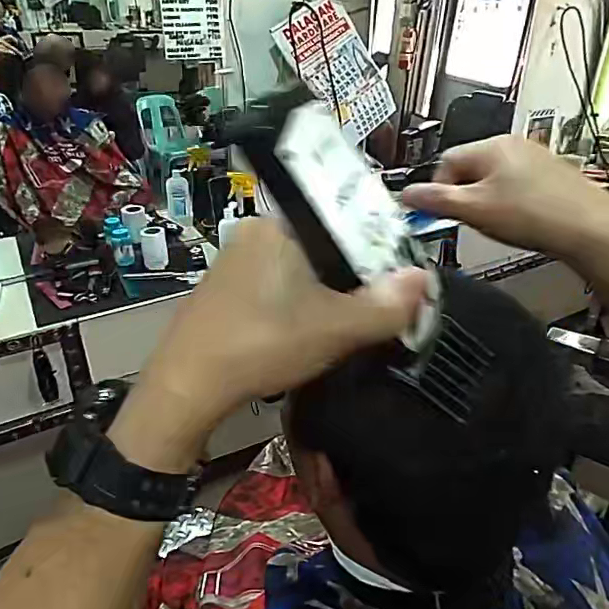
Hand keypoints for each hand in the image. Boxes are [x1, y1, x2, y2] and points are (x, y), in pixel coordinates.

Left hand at [111, 220, 426, 470]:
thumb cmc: (262, 344)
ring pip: (303, 267)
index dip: (379, 251)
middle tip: (373, 311)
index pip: (348, 220)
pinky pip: (279, 283)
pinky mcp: (226, 286)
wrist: (185, 387)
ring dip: (328, 294)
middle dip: (354, 277)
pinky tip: (303, 332)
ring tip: (343, 326)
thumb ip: (385, 305)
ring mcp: (237, 258)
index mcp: (283, 223)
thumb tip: (423, 280)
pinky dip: (300, 303)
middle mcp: (258, 230)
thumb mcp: (335, 329)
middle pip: (328, 244)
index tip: (395, 283)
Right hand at [401, 136, 608, 266]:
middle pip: (471, 169)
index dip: (438, 190)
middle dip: (465, 196)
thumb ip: (436, 201)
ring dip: (489, 201)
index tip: (439, 213)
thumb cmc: (536, 214)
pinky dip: (513, 204)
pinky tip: (522, 222)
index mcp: (491, 146)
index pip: (446, 162)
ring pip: (495, 179)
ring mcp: (536, 159)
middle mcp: (514, 145)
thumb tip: (408, 194)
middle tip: (470, 220)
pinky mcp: (553, 176)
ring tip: (500, 224)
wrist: (590, 228)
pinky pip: (519, 187)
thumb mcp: (474, 210)